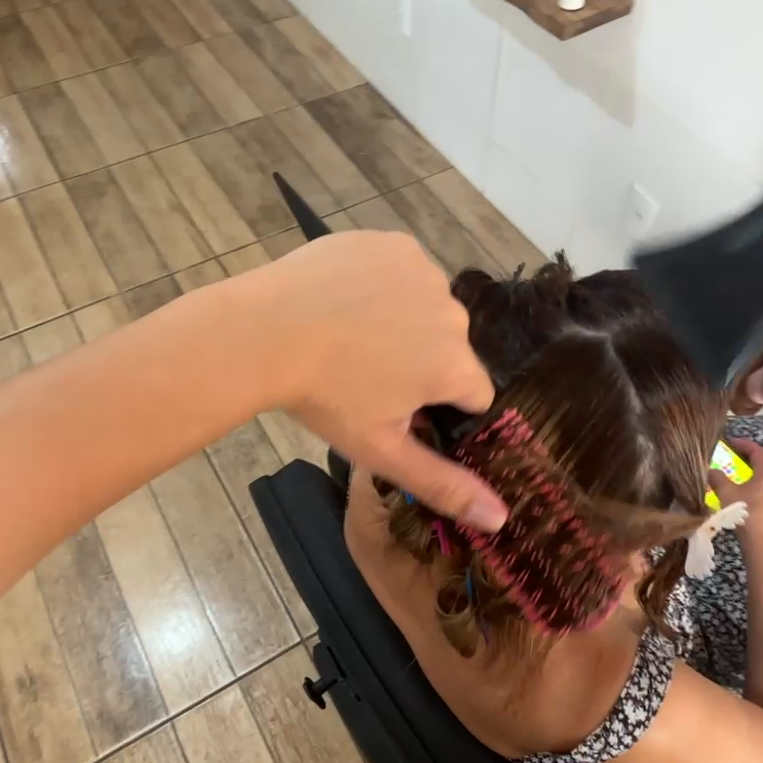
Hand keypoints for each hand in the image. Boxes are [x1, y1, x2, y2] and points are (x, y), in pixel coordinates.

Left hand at [243, 231, 506, 530]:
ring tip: (351, 334)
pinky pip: (406, 272)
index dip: (438, 405)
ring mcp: (424, 271)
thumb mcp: (380, 449)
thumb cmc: (322, 398)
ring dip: (405, 321)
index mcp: (454, 365)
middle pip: (451, 348)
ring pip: (429, 308)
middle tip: (365, 372)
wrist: (261, 332)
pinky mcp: (394, 243)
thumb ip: (444, 485)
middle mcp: (452, 313)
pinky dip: (386, 285)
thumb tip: (501, 518)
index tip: (396, 406)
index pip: (472, 392)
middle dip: (423, 362)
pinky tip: (348, 299)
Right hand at [714, 439, 762, 537]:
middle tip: (740, 454)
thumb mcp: (725, 492)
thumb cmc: (744, 512)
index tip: (731, 442)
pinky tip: (760, 486)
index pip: (757, 452)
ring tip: (754, 469)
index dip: (744, 444)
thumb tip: (711, 471)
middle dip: (755, 455)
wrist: (759, 539)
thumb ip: (717, 477)